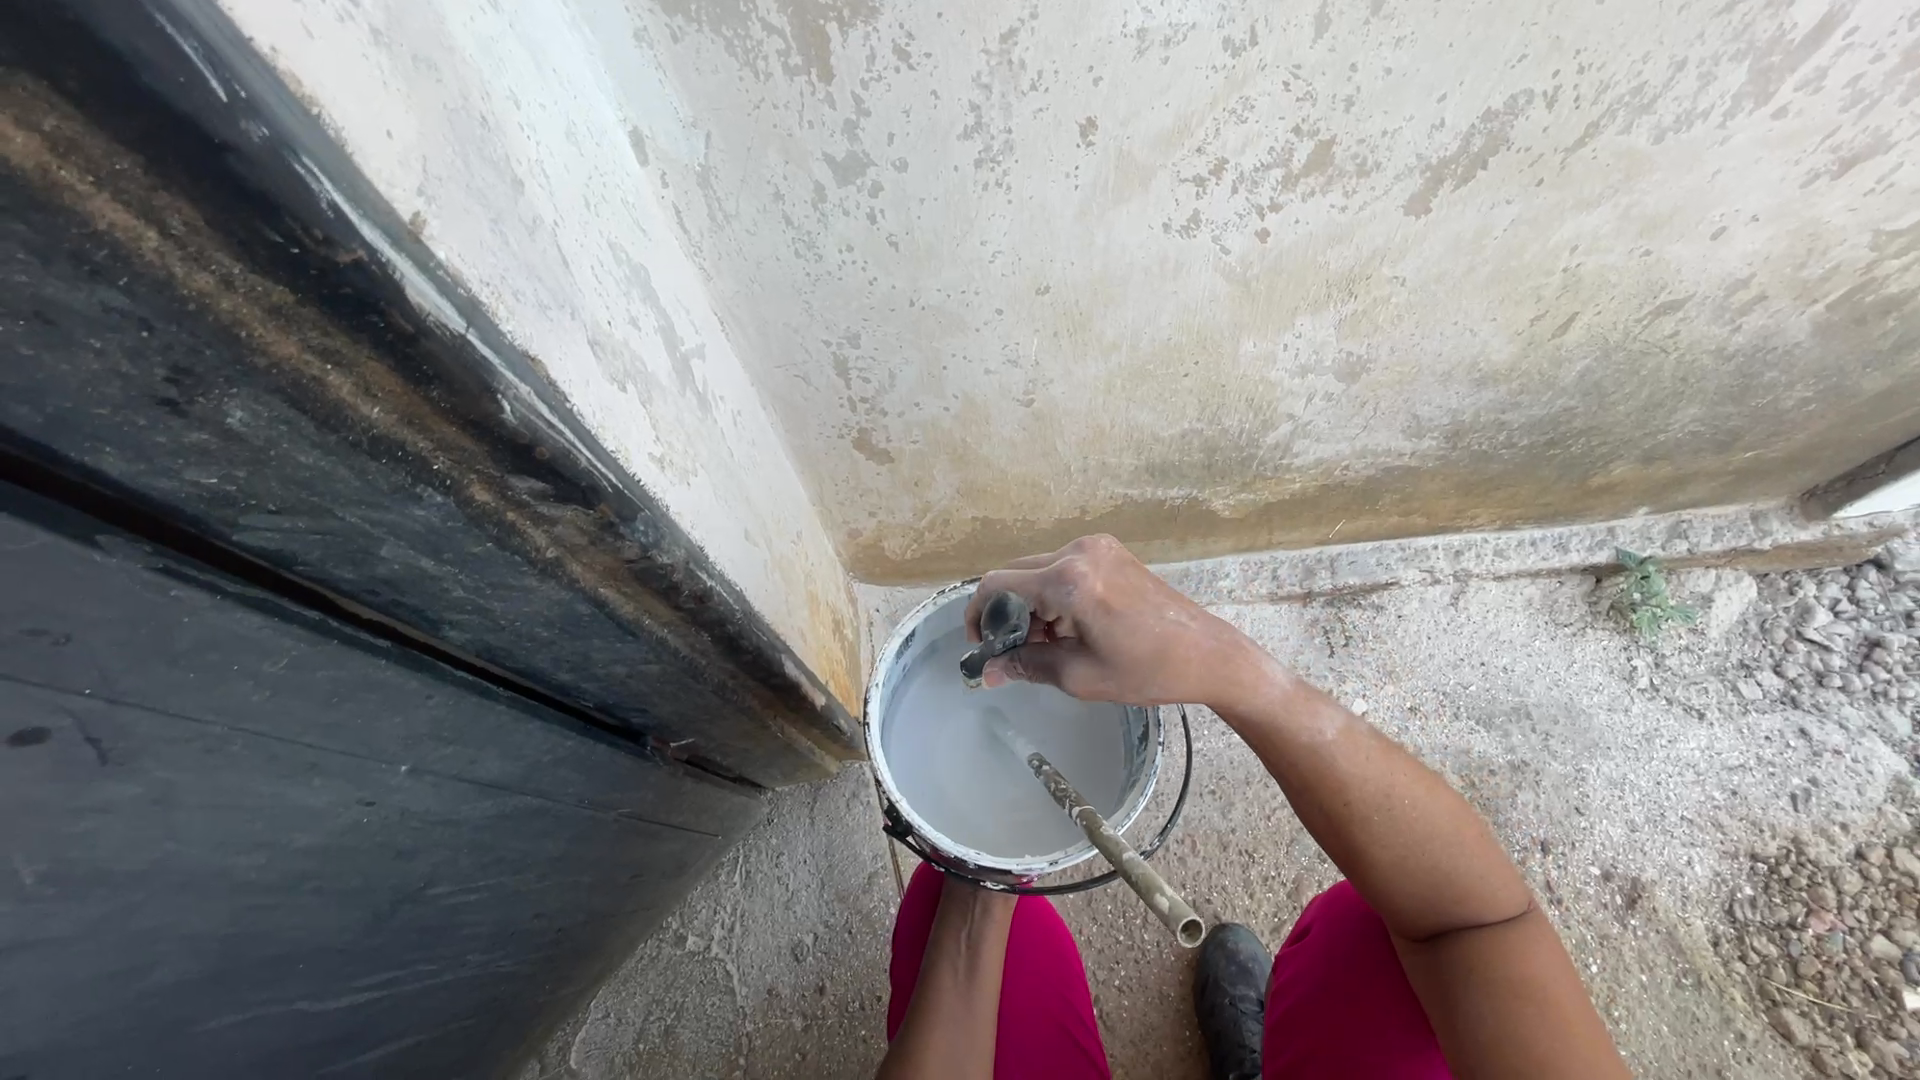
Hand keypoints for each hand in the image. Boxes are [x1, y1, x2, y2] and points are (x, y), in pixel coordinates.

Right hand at [963, 535, 1274, 706]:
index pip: (997, 585)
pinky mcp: (1110, 551)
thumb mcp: (1079, 675)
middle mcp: (1078, 552)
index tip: (981, 645)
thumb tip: (988, 672)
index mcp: (1068, 580)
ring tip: (1048, 642)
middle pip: (1015, 574)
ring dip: (1030, 604)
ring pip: (1037, 570)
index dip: (977, 615)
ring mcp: (1097, 547)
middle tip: (1016, 651)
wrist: (1208, 654)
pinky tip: (1069, 625)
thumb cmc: (1148, 670)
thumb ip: (1026, 665)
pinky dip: (1052, 594)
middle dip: (1006, 613)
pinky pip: (1062, 567)